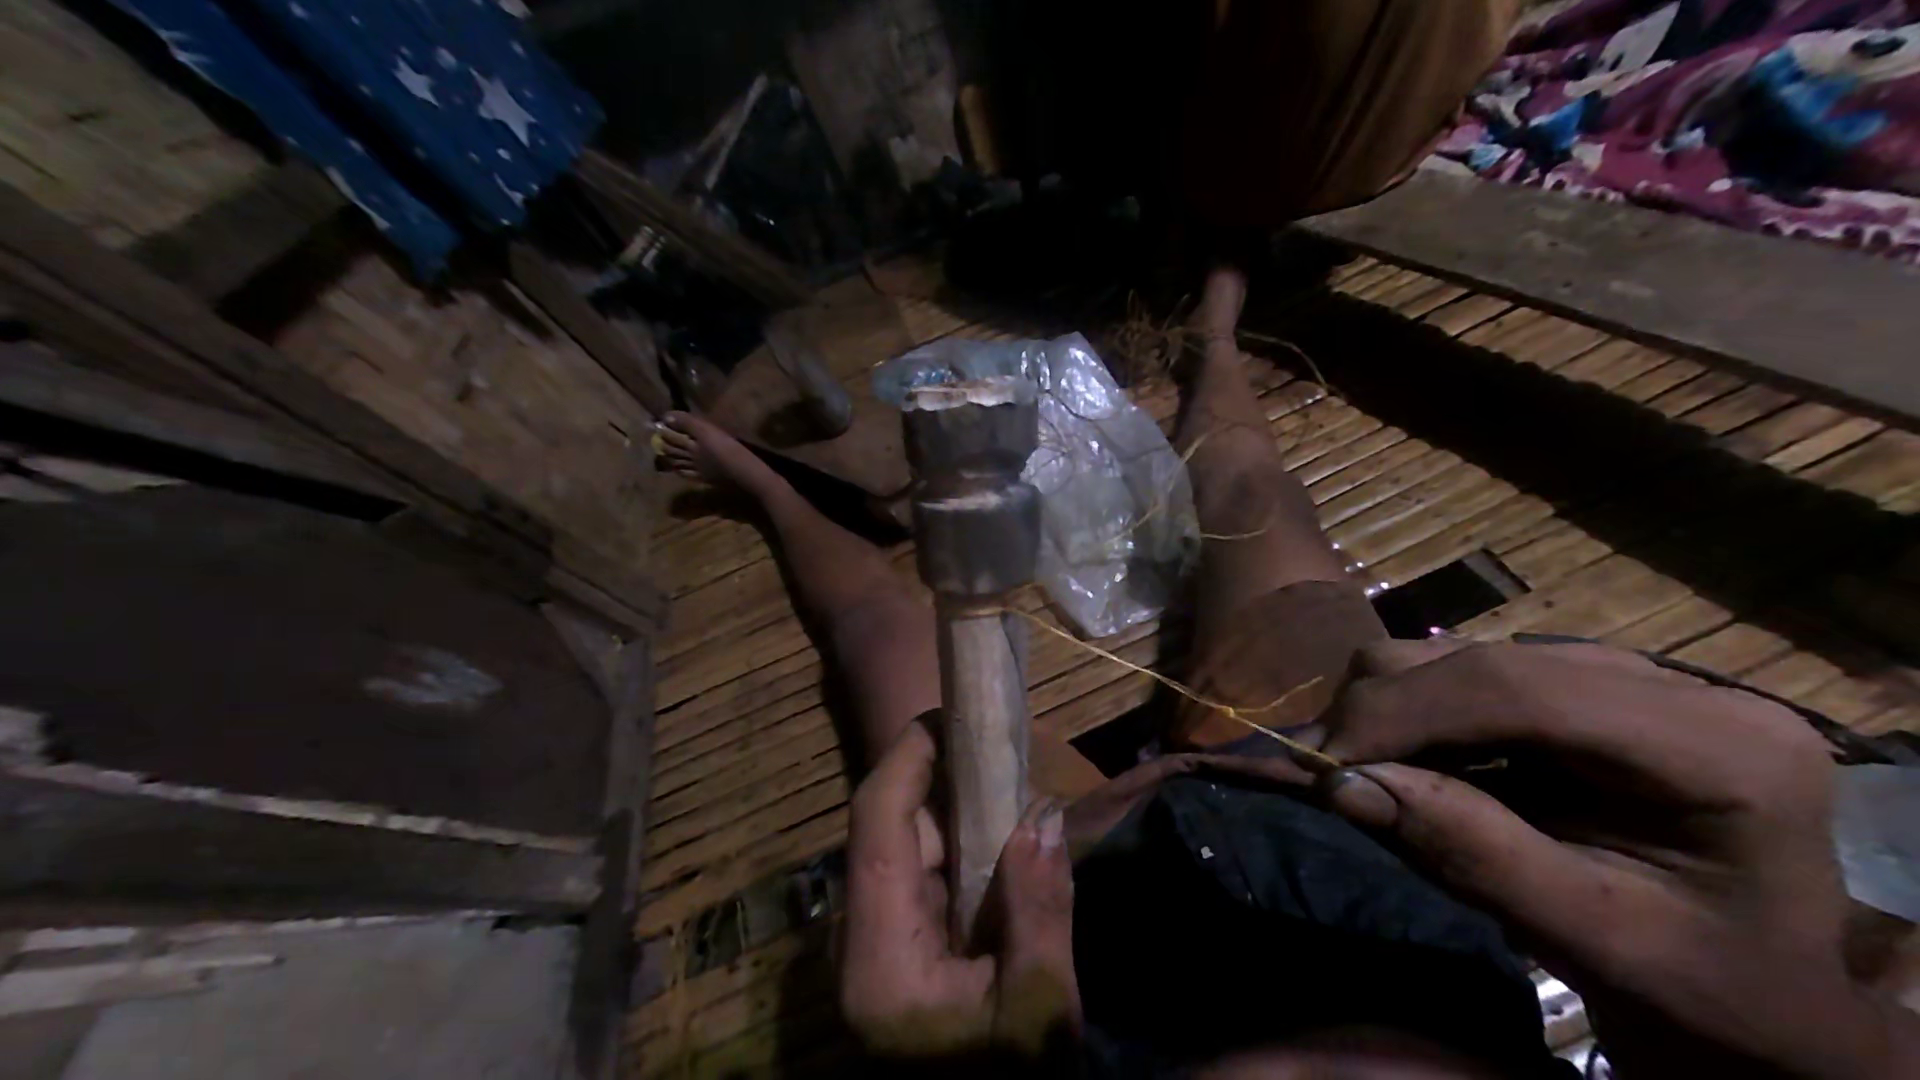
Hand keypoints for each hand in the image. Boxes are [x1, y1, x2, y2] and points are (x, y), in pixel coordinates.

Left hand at [840, 721, 1080, 1068]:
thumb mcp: (1040, 1013)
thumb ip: (1041, 909)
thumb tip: (1044, 815)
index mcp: (878, 953)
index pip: (875, 822)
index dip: (907, 757)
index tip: (948, 713)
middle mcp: (858, 938)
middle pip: (888, 829)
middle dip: (942, 782)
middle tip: (1000, 752)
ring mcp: (874, 944)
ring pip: (906, 849)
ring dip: (954, 815)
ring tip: (1007, 788)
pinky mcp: (894, 950)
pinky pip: (920, 877)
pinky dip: (957, 850)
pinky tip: (997, 844)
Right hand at [1305, 640, 1919, 1078]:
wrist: (1746, 980)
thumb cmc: (1699, 980)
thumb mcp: (1594, 939)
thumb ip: (1471, 854)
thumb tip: (1338, 784)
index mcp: (1718, 745)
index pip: (1516, 690)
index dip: (1398, 715)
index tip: (1316, 764)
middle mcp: (1665, 681)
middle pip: (1469, 661)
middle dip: (1377, 716)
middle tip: (1323, 779)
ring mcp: (1609, 672)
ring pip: (1443, 654)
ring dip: (1381, 712)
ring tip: (1362, 777)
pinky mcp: (1559, 680)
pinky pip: (1447, 671)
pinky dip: (1401, 714)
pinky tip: (1404, 764)